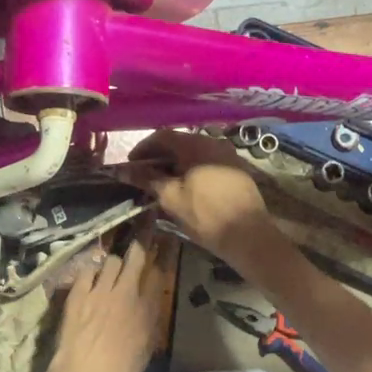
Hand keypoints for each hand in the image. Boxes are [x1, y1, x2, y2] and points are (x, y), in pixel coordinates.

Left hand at [40, 232, 177, 371]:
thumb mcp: (145, 351)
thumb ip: (150, 324)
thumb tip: (149, 309)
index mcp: (147, 311)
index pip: (157, 277)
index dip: (156, 267)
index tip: (154, 265)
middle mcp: (126, 294)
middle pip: (136, 258)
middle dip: (137, 251)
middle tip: (135, 250)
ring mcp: (100, 291)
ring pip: (111, 261)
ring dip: (113, 265)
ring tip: (108, 273)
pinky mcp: (78, 293)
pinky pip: (87, 270)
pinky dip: (91, 273)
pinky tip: (89, 280)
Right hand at [130, 131, 283, 267]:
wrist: (249, 235)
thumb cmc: (205, 215)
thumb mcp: (170, 198)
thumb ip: (146, 179)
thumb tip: (123, 170)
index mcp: (195, 145)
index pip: (162, 136)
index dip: (143, 148)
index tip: (131, 165)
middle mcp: (213, 142)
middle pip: (179, 142)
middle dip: (159, 156)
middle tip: (145, 174)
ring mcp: (228, 154)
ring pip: (194, 152)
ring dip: (176, 163)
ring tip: (164, 182)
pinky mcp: (237, 168)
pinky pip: (208, 161)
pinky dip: (192, 168)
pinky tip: (187, 185)